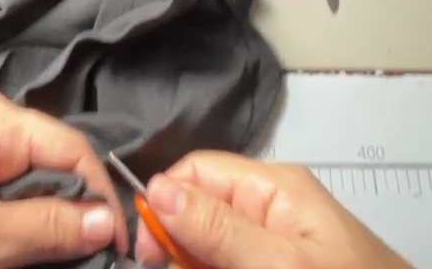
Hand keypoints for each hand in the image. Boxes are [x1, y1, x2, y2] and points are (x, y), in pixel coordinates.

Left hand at [0, 87, 124, 268]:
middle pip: (47, 151)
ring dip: (40, 204)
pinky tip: (8, 232)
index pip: (70, 146)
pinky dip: (10, 199)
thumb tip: (106, 219)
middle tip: (82, 252)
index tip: (116, 244)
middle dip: (69, 201)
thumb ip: (48, 228)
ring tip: (47, 248)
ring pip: (23, 162)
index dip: (99, 195)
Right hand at [143, 151, 408, 268]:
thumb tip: (156, 187)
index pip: (197, 172)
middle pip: (202, 212)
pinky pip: (237, 261)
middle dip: (182, 246)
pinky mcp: (285, 266)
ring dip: (200, 263)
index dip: (163, 204)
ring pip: (215, 246)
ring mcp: (279, 244)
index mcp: (272, 186)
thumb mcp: (278, 263)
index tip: (146, 253)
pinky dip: (221, 268)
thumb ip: (217, 226)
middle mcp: (272, 207)